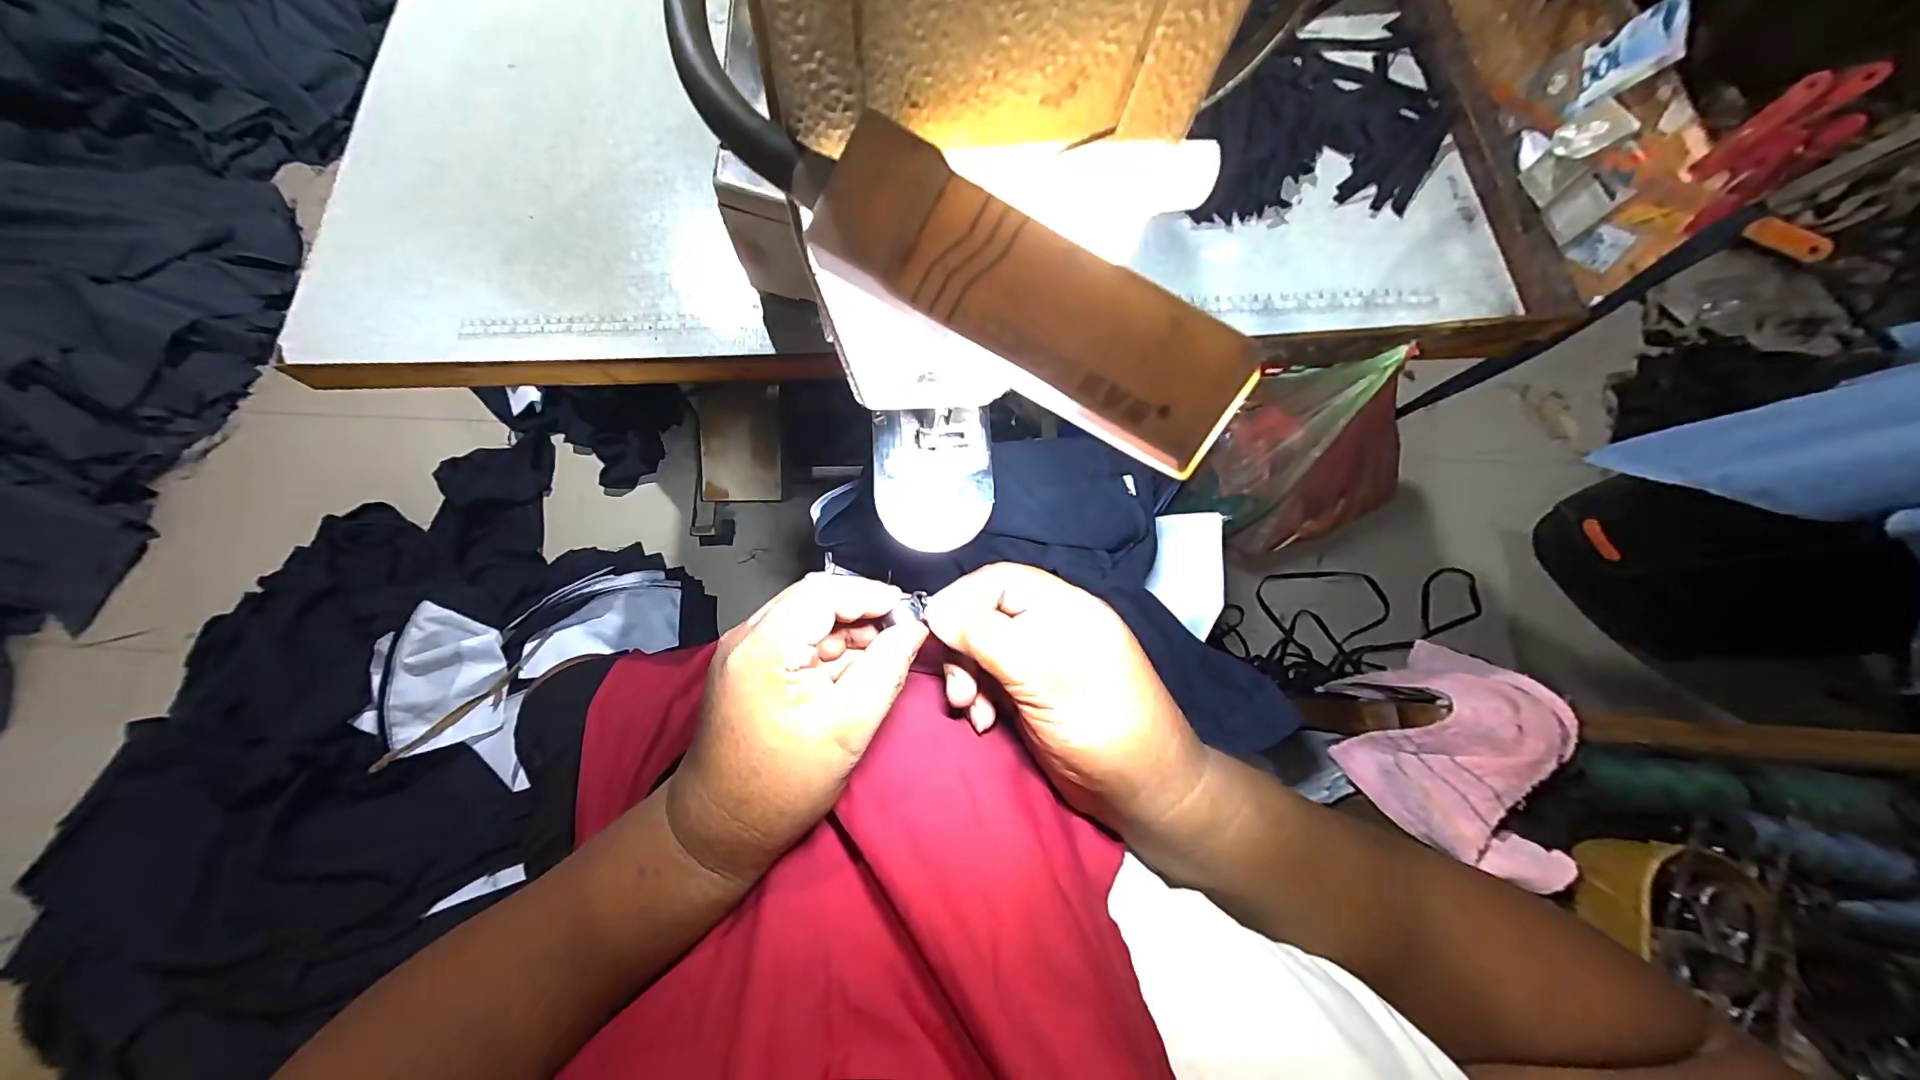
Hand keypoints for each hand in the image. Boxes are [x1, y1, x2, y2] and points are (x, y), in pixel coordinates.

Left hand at [667, 573, 927, 885]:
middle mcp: (746, 639)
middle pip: (815, 599)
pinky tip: (851, 670)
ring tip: (879, 657)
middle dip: (862, 612)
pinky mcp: (749, 666)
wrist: (723, 827)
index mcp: (764, 648)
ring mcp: (744, 652)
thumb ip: (886, 669)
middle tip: (899, 634)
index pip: (825, 592)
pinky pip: (797, 638)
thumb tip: (913, 630)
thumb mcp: (849, 727)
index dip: (873, 596)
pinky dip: (829, 647)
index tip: (908, 613)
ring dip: (848, 629)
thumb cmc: (778, 788)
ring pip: (808, 617)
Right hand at [921, 563, 1207, 834]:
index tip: (934, 632)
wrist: (1142, 790)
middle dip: (962, 649)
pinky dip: (979, 698)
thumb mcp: (1040, 673)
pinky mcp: (1031, 694)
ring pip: (981, 652)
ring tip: (970, 707)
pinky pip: (990, 681)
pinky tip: (985, 721)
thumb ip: (985, 637)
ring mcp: (1040, 663)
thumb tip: (935, 611)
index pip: (997, 581)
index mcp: (1062, 607)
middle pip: (982, 616)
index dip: (961, 600)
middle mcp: (1049, 628)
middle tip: (959, 688)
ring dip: (967, 678)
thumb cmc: (1100, 723)